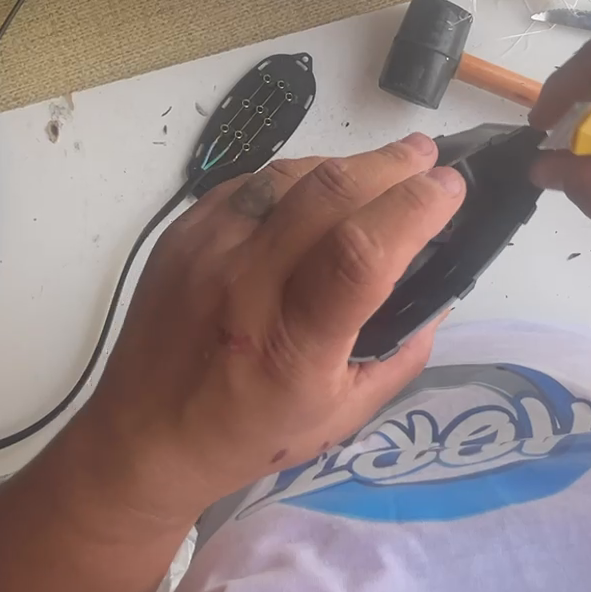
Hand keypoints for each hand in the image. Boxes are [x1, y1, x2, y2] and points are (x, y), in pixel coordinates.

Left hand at [62, 134, 464, 528]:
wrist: (140, 435)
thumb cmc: (246, 434)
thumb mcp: (342, 416)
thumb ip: (401, 355)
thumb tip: (438, 293)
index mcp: (291, 346)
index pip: (358, 254)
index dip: (412, 209)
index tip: (450, 188)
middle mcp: (244, 284)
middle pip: (325, 193)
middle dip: (390, 163)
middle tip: (427, 155)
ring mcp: (206, 247)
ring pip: (289, 175)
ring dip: (347, 163)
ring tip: (382, 167)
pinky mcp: (184, 228)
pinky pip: (253, 182)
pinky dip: (298, 177)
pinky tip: (318, 186)